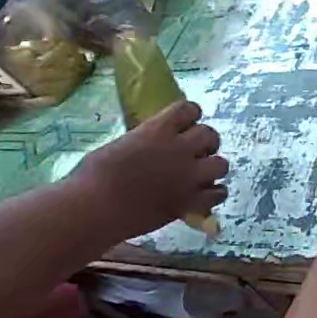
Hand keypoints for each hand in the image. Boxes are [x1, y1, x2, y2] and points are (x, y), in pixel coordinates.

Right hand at [74, 101, 227, 241]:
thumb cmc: (94, 176)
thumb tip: (149, 144)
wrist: (95, 208)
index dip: (190, 115)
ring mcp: (188, 176)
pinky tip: (204, 195)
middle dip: (206, 142)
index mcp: (158, 130)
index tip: (186, 124)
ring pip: (222, 164)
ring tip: (202, 174)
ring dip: (213, 167)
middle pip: (210, 135)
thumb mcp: (120, 145)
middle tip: (195, 152)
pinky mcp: (190, 201)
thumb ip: (143, 141)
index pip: (189, 109)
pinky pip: (219, 193)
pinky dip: (215, 194)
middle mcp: (179, 149)